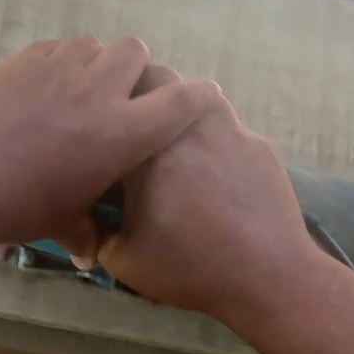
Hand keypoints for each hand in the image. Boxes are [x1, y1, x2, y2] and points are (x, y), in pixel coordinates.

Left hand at [0, 37, 222, 248]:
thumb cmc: (17, 208)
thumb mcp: (60, 223)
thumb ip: (84, 233)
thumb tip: (89, 258)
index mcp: (123, 132)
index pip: (182, 100)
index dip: (198, 95)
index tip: (201, 96)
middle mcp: (99, 90)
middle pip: (136, 50)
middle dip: (135, 68)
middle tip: (118, 97)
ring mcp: (58, 69)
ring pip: (93, 44)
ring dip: (95, 62)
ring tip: (77, 92)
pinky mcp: (23, 60)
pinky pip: (56, 47)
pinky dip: (60, 62)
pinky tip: (42, 90)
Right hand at [66, 65, 325, 323]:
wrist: (267, 276)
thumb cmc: (189, 268)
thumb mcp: (125, 262)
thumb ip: (98, 237)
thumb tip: (87, 228)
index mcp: (145, 151)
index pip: (117, 101)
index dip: (107, 100)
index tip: (100, 114)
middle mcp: (185, 127)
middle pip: (159, 77)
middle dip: (143, 89)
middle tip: (135, 118)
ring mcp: (228, 130)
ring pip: (198, 95)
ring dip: (181, 107)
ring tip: (174, 139)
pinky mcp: (258, 144)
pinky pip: (228, 126)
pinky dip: (214, 136)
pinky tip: (212, 170)